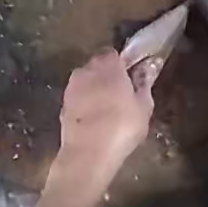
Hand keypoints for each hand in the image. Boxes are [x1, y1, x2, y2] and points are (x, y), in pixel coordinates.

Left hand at [44, 50, 153, 206]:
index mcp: (107, 65)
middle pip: (97, 66)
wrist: (88, 154)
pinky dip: (86, 105)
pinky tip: (97, 122)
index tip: (132, 78)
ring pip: (86, 83)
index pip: (114, 53)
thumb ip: (144, 85)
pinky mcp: (62, 106)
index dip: (123, 64)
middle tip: (123, 95)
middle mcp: (85, 70)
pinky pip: (78, 99)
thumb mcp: (144, 106)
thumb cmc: (122, 126)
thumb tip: (145, 72)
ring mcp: (70, 88)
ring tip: (110, 111)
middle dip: (108, 76)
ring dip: (96, 91)